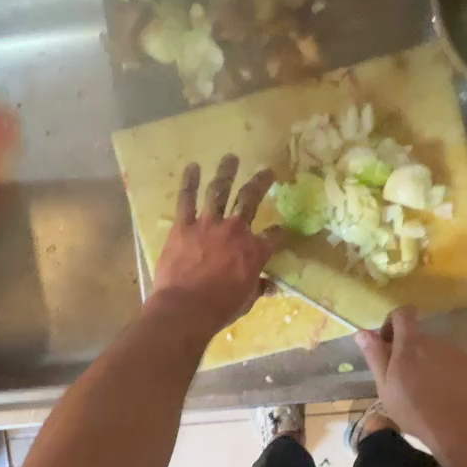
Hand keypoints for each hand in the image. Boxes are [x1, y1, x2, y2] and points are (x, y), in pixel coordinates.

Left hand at [150, 155, 279, 334]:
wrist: (185, 309)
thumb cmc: (219, 309)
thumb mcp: (246, 301)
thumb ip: (258, 288)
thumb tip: (270, 286)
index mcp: (255, 251)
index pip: (275, 236)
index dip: (281, 233)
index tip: (282, 231)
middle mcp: (236, 230)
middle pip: (251, 199)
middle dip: (261, 183)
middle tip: (267, 171)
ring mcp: (208, 225)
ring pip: (220, 190)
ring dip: (226, 172)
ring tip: (231, 158)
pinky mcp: (184, 226)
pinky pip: (187, 199)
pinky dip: (189, 182)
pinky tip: (193, 167)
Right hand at [354, 306, 466, 456]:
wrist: (461, 427)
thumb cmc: (415, 410)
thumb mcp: (386, 386)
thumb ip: (375, 356)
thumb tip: (362, 332)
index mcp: (411, 343)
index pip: (403, 313)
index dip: (393, 322)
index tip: (388, 344)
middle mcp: (436, 341)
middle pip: (420, 339)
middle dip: (411, 354)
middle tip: (406, 383)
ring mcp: (458, 353)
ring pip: (438, 354)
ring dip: (430, 367)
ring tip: (429, 395)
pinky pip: (456, 365)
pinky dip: (449, 376)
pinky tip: (448, 399)